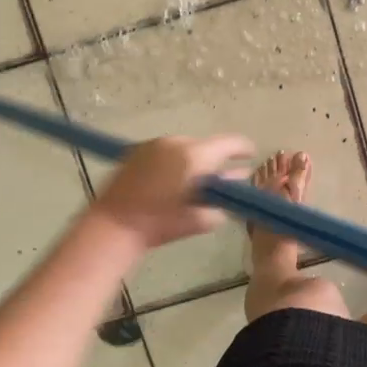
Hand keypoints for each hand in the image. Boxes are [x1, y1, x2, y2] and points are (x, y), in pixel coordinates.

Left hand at [93, 135, 254, 249]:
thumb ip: (223, 203)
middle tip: (224, 177)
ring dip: (194, 162)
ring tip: (198, 180)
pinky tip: (174, 181)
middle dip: (215, 160)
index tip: (251, 155)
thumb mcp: (201, 219)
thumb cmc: (161, 223)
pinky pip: (166, 152)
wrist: (115, 224)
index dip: (244, 148)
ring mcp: (154, 144)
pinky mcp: (137, 151)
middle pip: (205, 146)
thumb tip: (232, 194)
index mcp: (195, 155)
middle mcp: (176, 143)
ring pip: (184, 149)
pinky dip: (175, 162)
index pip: (229, 143)